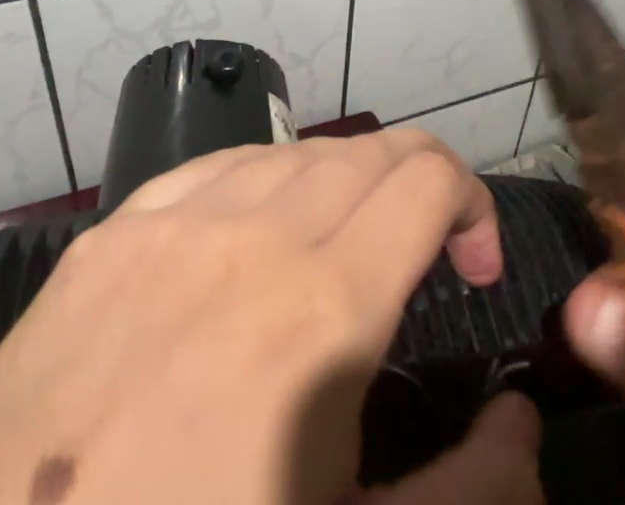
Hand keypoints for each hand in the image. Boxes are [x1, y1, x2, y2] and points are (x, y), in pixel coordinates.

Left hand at [0, 130, 544, 504]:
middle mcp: (253, 238)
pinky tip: (255, 230)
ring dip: (342, 185)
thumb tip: (519, 417)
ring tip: (341, 247)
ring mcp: (169, 227)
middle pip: (369, 152)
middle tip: (422, 253)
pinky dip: (261, 183)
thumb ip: (467, 485)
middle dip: (419, 187)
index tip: (471, 271)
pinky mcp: (105, 238)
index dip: (473, 208)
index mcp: (325, 308)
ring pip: (292, 152)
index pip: (428, 180)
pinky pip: (210, 169)